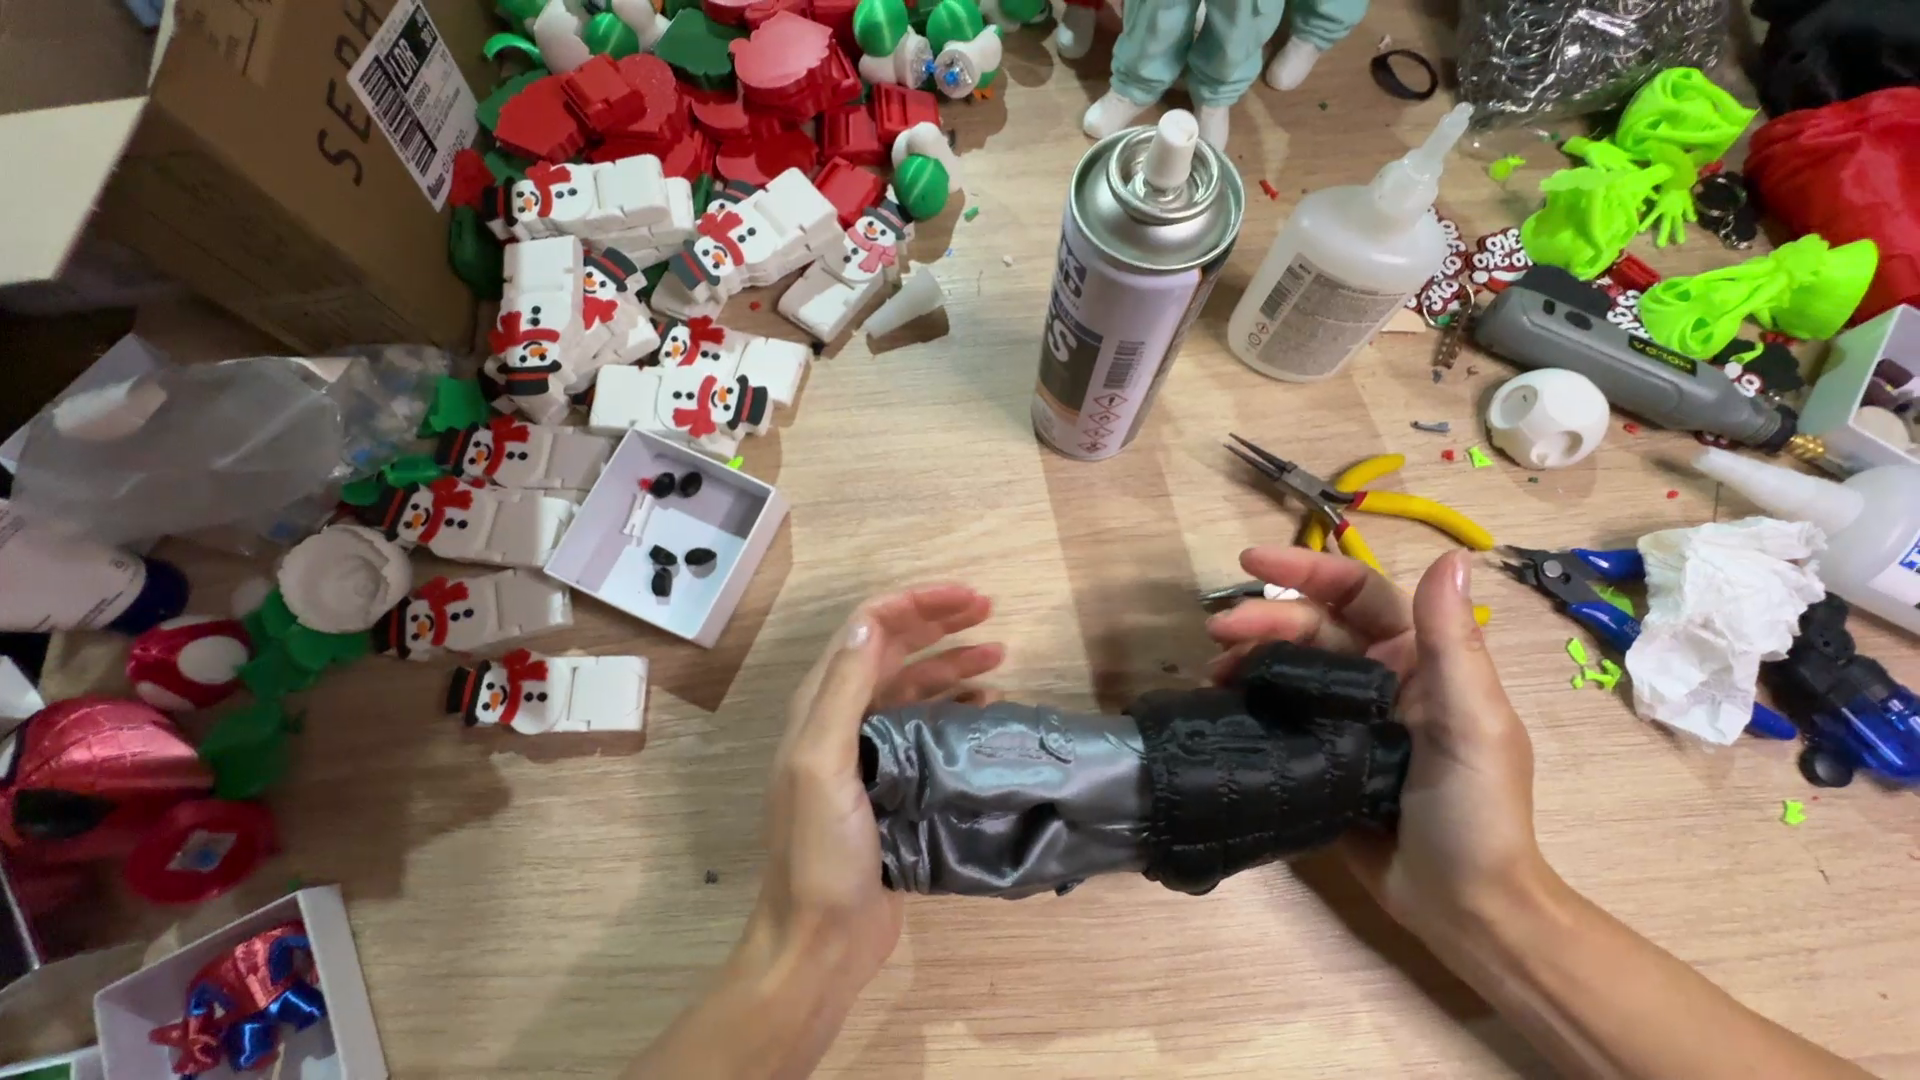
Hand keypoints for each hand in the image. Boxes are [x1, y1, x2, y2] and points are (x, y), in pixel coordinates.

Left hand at [748, 584, 1004, 996]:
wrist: (822, 939)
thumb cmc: (819, 852)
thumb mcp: (820, 763)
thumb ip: (841, 691)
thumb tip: (869, 622)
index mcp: (821, 705)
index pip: (867, 628)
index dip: (916, 603)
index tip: (968, 598)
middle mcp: (843, 718)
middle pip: (894, 649)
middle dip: (938, 621)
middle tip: (990, 610)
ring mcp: (871, 750)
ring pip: (915, 686)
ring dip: (953, 662)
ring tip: (1000, 653)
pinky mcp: (895, 782)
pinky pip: (928, 727)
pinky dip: (956, 706)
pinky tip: (986, 706)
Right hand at [1205, 547, 1549, 941]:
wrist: (1461, 906)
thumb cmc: (1477, 811)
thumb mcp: (1473, 722)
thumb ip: (1455, 642)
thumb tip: (1452, 556)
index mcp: (1417, 658)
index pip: (1356, 594)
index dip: (1307, 570)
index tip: (1251, 561)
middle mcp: (1374, 676)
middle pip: (1309, 627)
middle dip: (1262, 619)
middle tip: (1217, 630)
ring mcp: (1340, 715)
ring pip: (1285, 665)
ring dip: (1247, 656)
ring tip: (1212, 669)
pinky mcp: (1314, 752)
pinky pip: (1273, 710)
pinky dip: (1244, 698)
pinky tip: (1217, 699)